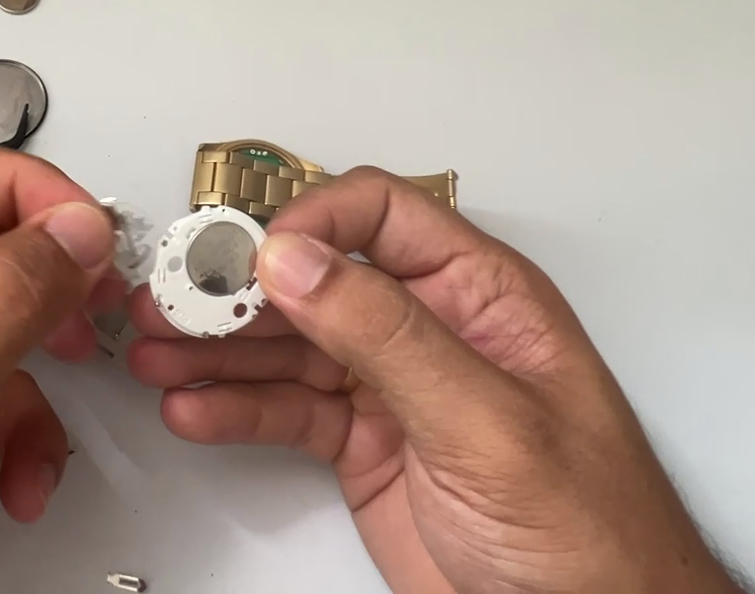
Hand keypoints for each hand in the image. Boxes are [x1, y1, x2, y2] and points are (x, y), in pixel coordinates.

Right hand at [125, 169, 741, 593]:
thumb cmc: (593, 540)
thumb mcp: (487, 425)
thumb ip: (387, 334)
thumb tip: (298, 259)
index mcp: (473, 292)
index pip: (376, 213)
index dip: (309, 222)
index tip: (253, 254)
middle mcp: (421, 323)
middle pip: (312, 276)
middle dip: (236, 288)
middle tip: (174, 300)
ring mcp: (384, 382)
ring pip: (284, 341)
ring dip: (216, 347)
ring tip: (161, 352)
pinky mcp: (356, 437)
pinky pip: (282, 407)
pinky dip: (233, 407)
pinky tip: (195, 408)